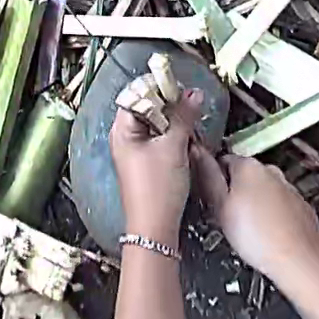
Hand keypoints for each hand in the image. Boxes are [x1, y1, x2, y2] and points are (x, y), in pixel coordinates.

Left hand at [110, 87, 203, 243]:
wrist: (155, 230)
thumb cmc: (158, 187)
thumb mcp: (174, 146)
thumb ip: (184, 116)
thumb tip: (196, 93)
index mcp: (122, 128)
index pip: (137, 94)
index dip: (157, 88)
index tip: (179, 88)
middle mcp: (125, 135)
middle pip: (147, 107)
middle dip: (169, 104)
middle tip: (189, 104)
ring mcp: (135, 149)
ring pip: (156, 123)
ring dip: (174, 120)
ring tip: (191, 122)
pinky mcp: (146, 162)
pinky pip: (159, 138)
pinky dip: (173, 134)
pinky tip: (187, 138)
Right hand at [192, 151, 318, 284]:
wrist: (299, 261)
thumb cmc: (256, 236)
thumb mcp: (221, 207)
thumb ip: (208, 177)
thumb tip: (197, 151)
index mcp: (248, 166)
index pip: (223, 160)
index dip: (215, 181)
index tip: (214, 201)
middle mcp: (270, 170)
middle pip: (244, 176)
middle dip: (236, 193)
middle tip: (230, 219)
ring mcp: (289, 187)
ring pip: (264, 191)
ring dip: (255, 204)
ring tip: (251, 232)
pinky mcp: (302, 206)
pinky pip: (281, 206)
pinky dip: (274, 216)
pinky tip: (270, 235)